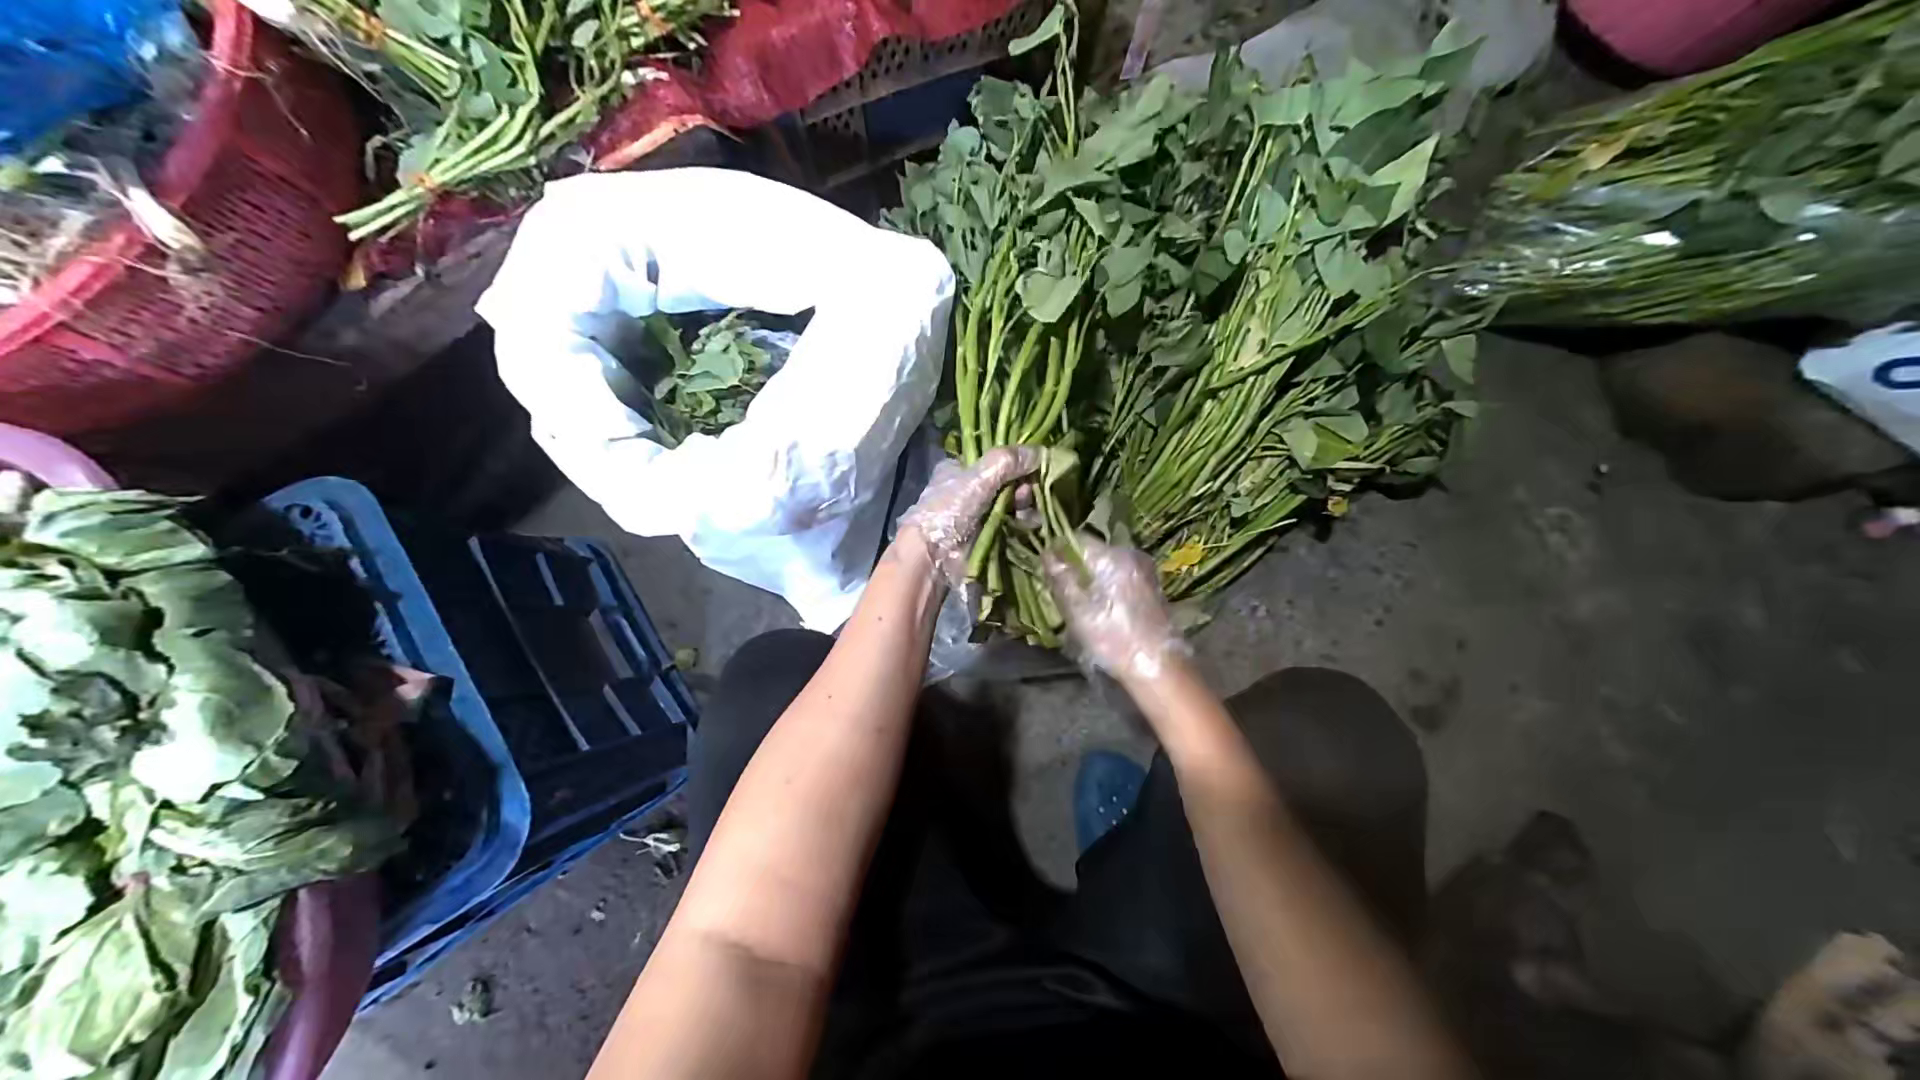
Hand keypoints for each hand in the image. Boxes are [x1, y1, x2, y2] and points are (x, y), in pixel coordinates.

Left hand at [898, 446, 1040, 589]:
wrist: (934, 555)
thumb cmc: (950, 509)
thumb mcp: (978, 476)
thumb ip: (1008, 461)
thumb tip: (1041, 451)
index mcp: (960, 468)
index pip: (995, 459)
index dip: (1014, 462)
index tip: (1029, 468)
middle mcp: (970, 489)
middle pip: (1009, 482)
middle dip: (1022, 487)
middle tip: (1025, 495)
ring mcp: (980, 513)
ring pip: (1014, 504)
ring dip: (1026, 506)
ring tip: (1026, 513)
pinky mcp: (989, 535)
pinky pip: (1014, 523)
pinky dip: (1023, 523)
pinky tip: (1028, 524)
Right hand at [1043, 534, 1190, 683]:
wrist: (1158, 667)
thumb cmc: (1114, 639)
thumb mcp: (1077, 610)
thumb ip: (1060, 578)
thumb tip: (1047, 554)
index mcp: (1113, 556)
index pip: (1076, 538)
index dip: (1056, 550)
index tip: (1044, 568)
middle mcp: (1132, 554)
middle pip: (1092, 550)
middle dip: (1073, 565)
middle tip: (1057, 588)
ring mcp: (1144, 570)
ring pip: (1106, 563)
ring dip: (1089, 576)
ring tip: (1076, 600)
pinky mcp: (1150, 586)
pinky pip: (1119, 574)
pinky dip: (1105, 583)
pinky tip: (1098, 606)